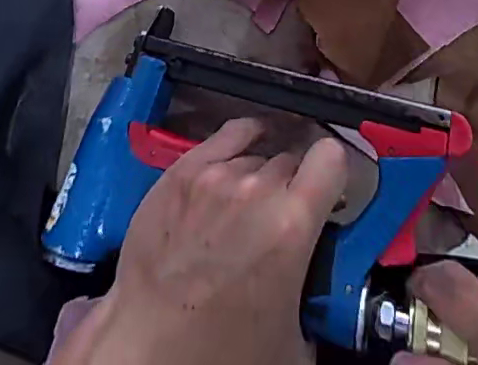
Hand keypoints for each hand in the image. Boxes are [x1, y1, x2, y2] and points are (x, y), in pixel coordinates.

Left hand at [52, 119, 348, 364]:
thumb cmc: (222, 352)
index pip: (332, 155)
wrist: (144, 355)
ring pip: (258, 155)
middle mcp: (258, 189)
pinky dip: (240, 143)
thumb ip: (321, 279)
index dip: (332, 172)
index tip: (325, 191)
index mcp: (294, 221)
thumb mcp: (297, 332)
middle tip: (278, 214)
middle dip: (291, 182)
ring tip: (241, 208)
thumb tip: (332, 258)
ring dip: (258, 176)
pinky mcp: (183, 171)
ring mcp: (217, 176)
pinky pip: (229, 134)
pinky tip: (239, 156)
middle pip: (292, 158)